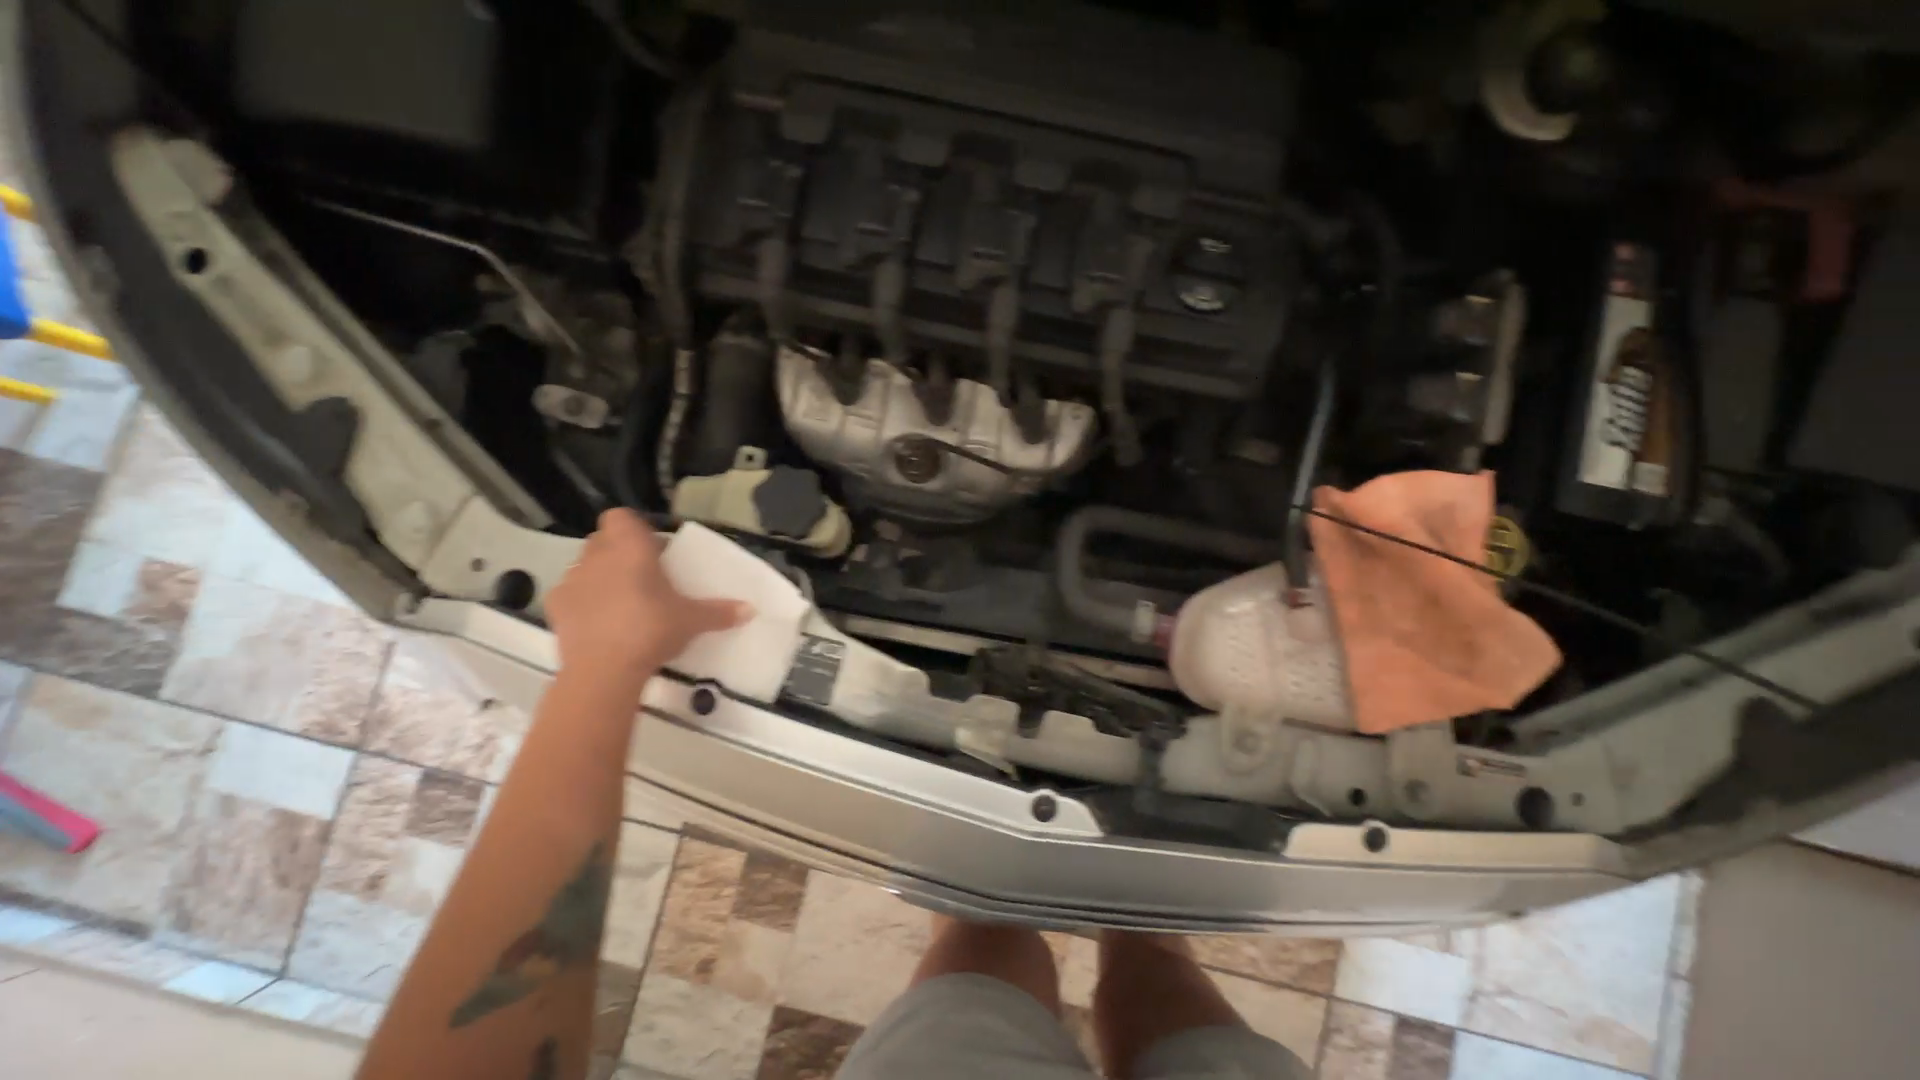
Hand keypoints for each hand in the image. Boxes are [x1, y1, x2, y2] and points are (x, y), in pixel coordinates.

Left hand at [547, 508, 751, 687]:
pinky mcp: (555, 606)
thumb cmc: (651, 629)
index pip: (621, 516)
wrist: (603, 669)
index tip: (651, 549)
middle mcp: (597, 555)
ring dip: (599, 576)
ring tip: (620, 601)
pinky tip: (597, 622)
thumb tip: (750, 610)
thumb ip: (719, 612)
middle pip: (602, 539)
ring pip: (584, 565)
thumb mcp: (691, 620)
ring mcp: (572, 579)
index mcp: (630, 547)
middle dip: (618, 551)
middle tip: (641, 575)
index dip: (633, 528)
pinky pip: (569, 593)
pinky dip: (582, 602)